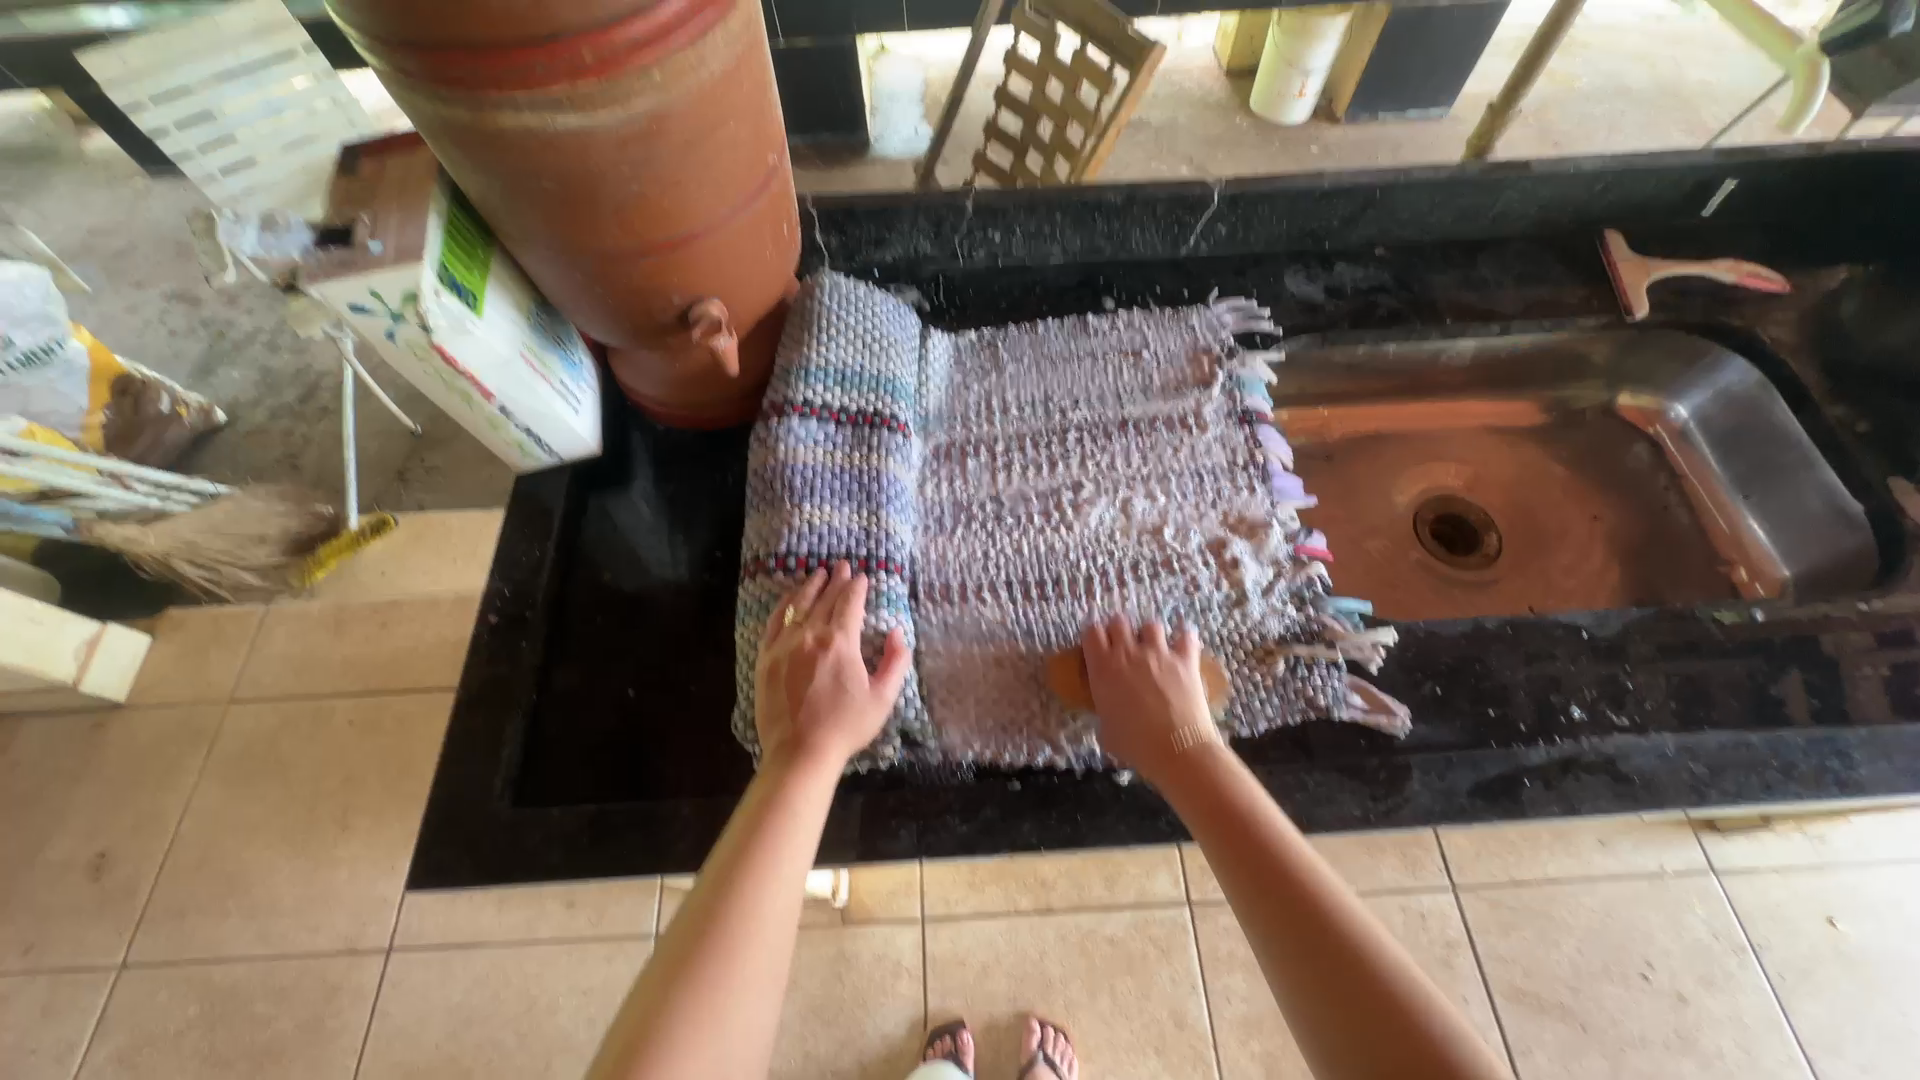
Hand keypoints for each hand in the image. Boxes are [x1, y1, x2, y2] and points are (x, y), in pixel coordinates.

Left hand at [755, 561, 910, 771]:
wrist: (801, 752)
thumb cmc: (846, 727)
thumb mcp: (883, 697)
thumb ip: (896, 661)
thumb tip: (898, 632)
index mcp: (840, 642)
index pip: (850, 603)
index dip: (857, 588)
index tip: (862, 577)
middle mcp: (810, 635)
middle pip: (825, 599)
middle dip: (836, 580)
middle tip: (842, 566)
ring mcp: (784, 645)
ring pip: (798, 605)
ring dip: (810, 586)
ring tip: (818, 573)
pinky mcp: (766, 658)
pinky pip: (775, 622)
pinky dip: (785, 605)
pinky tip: (790, 599)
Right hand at [1081, 615, 1222, 782]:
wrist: (1177, 749)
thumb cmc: (1135, 745)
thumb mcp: (1105, 730)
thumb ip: (1103, 710)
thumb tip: (1107, 710)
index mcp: (1103, 668)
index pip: (1091, 632)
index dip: (1095, 638)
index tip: (1098, 648)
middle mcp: (1128, 653)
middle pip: (1119, 621)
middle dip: (1120, 631)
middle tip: (1124, 648)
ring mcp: (1159, 653)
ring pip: (1151, 625)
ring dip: (1150, 635)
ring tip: (1154, 649)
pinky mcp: (1185, 660)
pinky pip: (1187, 636)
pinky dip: (1185, 638)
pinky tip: (1184, 645)